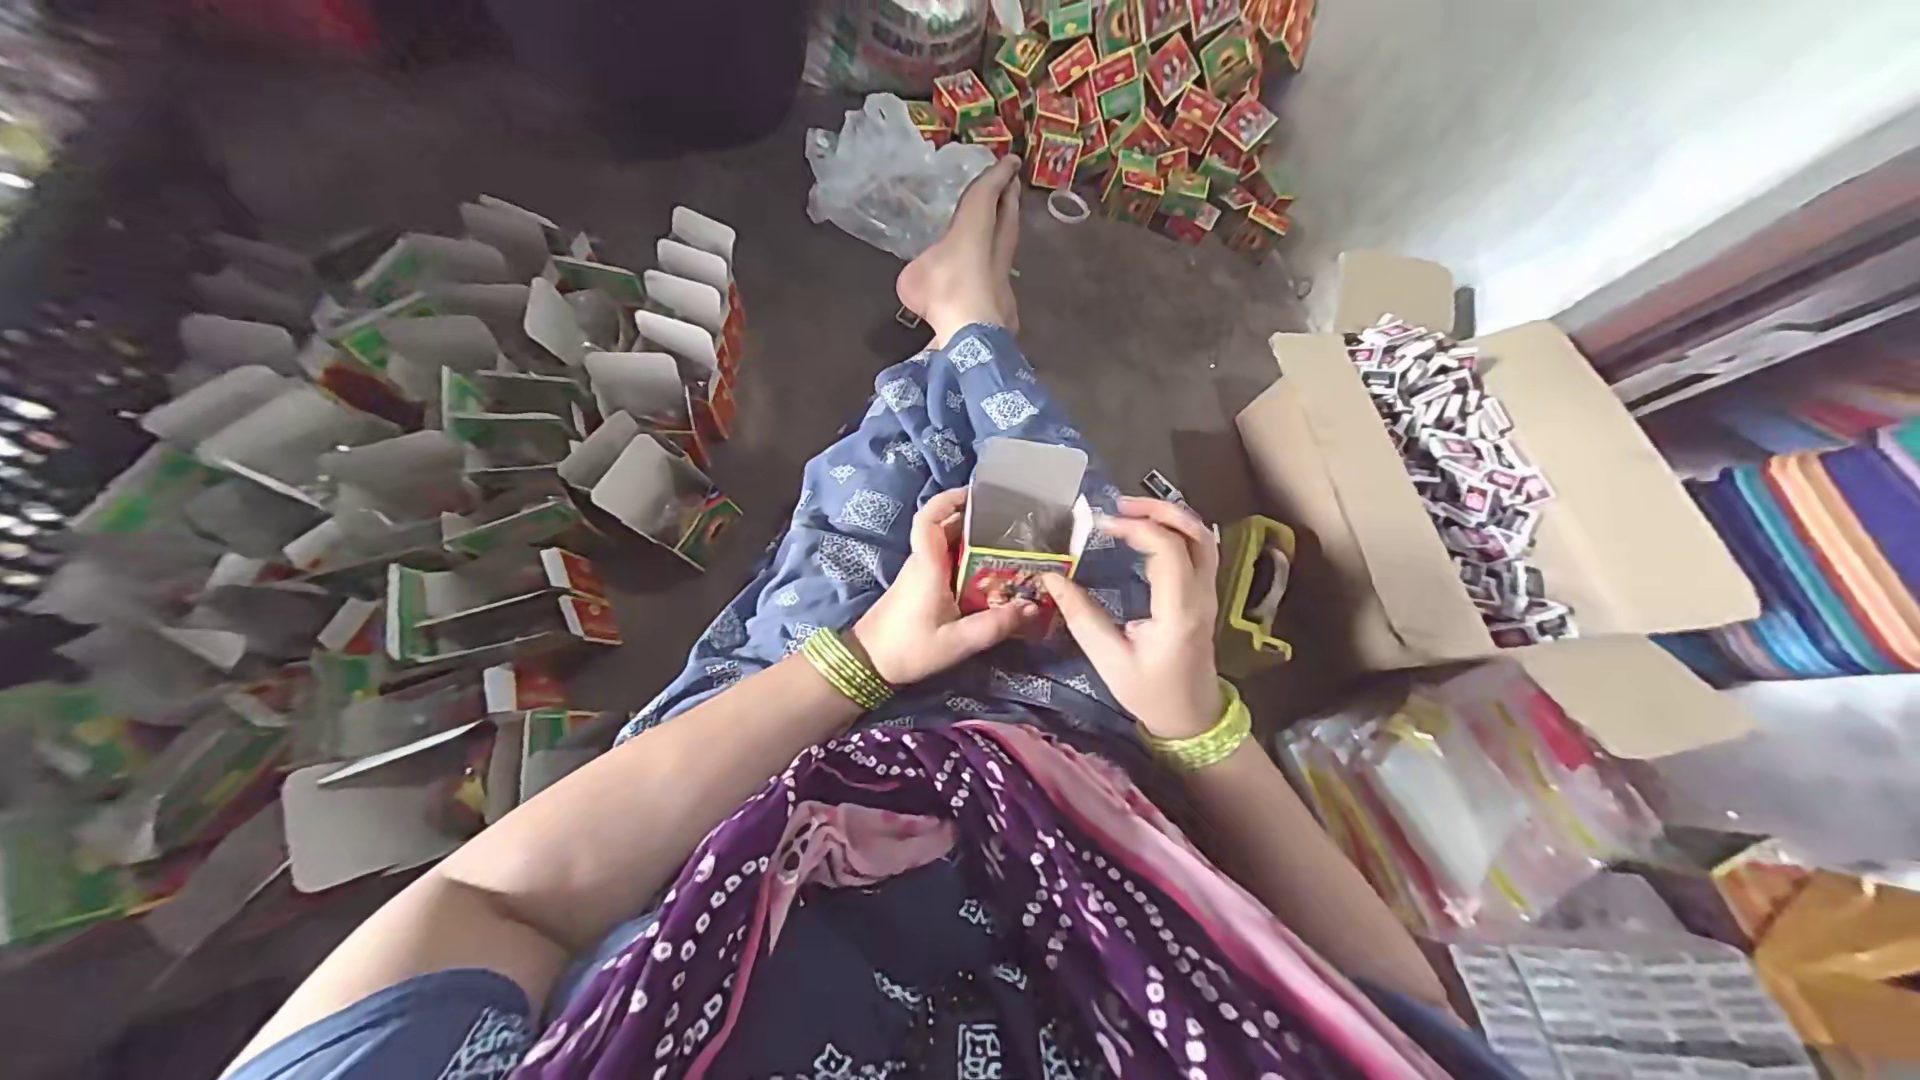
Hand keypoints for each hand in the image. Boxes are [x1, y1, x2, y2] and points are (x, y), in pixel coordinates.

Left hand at [850, 487, 1042, 684]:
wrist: (869, 663)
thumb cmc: (909, 648)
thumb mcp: (957, 642)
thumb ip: (995, 625)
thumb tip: (1031, 607)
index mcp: (927, 565)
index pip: (929, 518)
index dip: (949, 499)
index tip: (976, 494)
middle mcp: (922, 562)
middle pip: (945, 526)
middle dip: (973, 518)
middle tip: (1008, 522)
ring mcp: (920, 573)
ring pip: (946, 544)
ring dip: (971, 539)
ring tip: (1007, 543)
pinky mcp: (920, 586)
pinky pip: (945, 561)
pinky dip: (966, 558)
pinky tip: (989, 571)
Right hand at [895, 155, 1022, 345]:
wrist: (970, 333)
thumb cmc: (941, 291)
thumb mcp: (915, 277)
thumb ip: (922, 271)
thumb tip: (925, 285)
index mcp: (974, 229)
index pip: (988, 194)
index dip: (998, 176)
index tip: (1010, 162)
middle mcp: (995, 250)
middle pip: (1008, 218)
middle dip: (1009, 199)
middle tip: (1012, 187)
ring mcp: (1004, 281)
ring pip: (1008, 250)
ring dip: (1005, 237)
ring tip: (1000, 231)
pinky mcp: (1006, 308)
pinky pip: (1001, 282)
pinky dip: (995, 275)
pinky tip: (988, 283)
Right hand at [1042, 497, 1223, 738]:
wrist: (1191, 717)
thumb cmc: (1149, 691)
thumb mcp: (1108, 660)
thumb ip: (1081, 616)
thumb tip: (1051, 579)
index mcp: (1179, 611)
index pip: (1169, 550)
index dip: (1137, 528)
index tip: (1101, 525)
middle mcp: (1201, 595)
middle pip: (1195, 533)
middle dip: (1158, 510)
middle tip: (1120, 505)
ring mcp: (1208, 594)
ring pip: (1203, 538)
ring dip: (1170, 516)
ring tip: (1132, 510)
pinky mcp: (1204, 595)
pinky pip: (1200, 550)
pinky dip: (1177, 530)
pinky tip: (1150, 531)